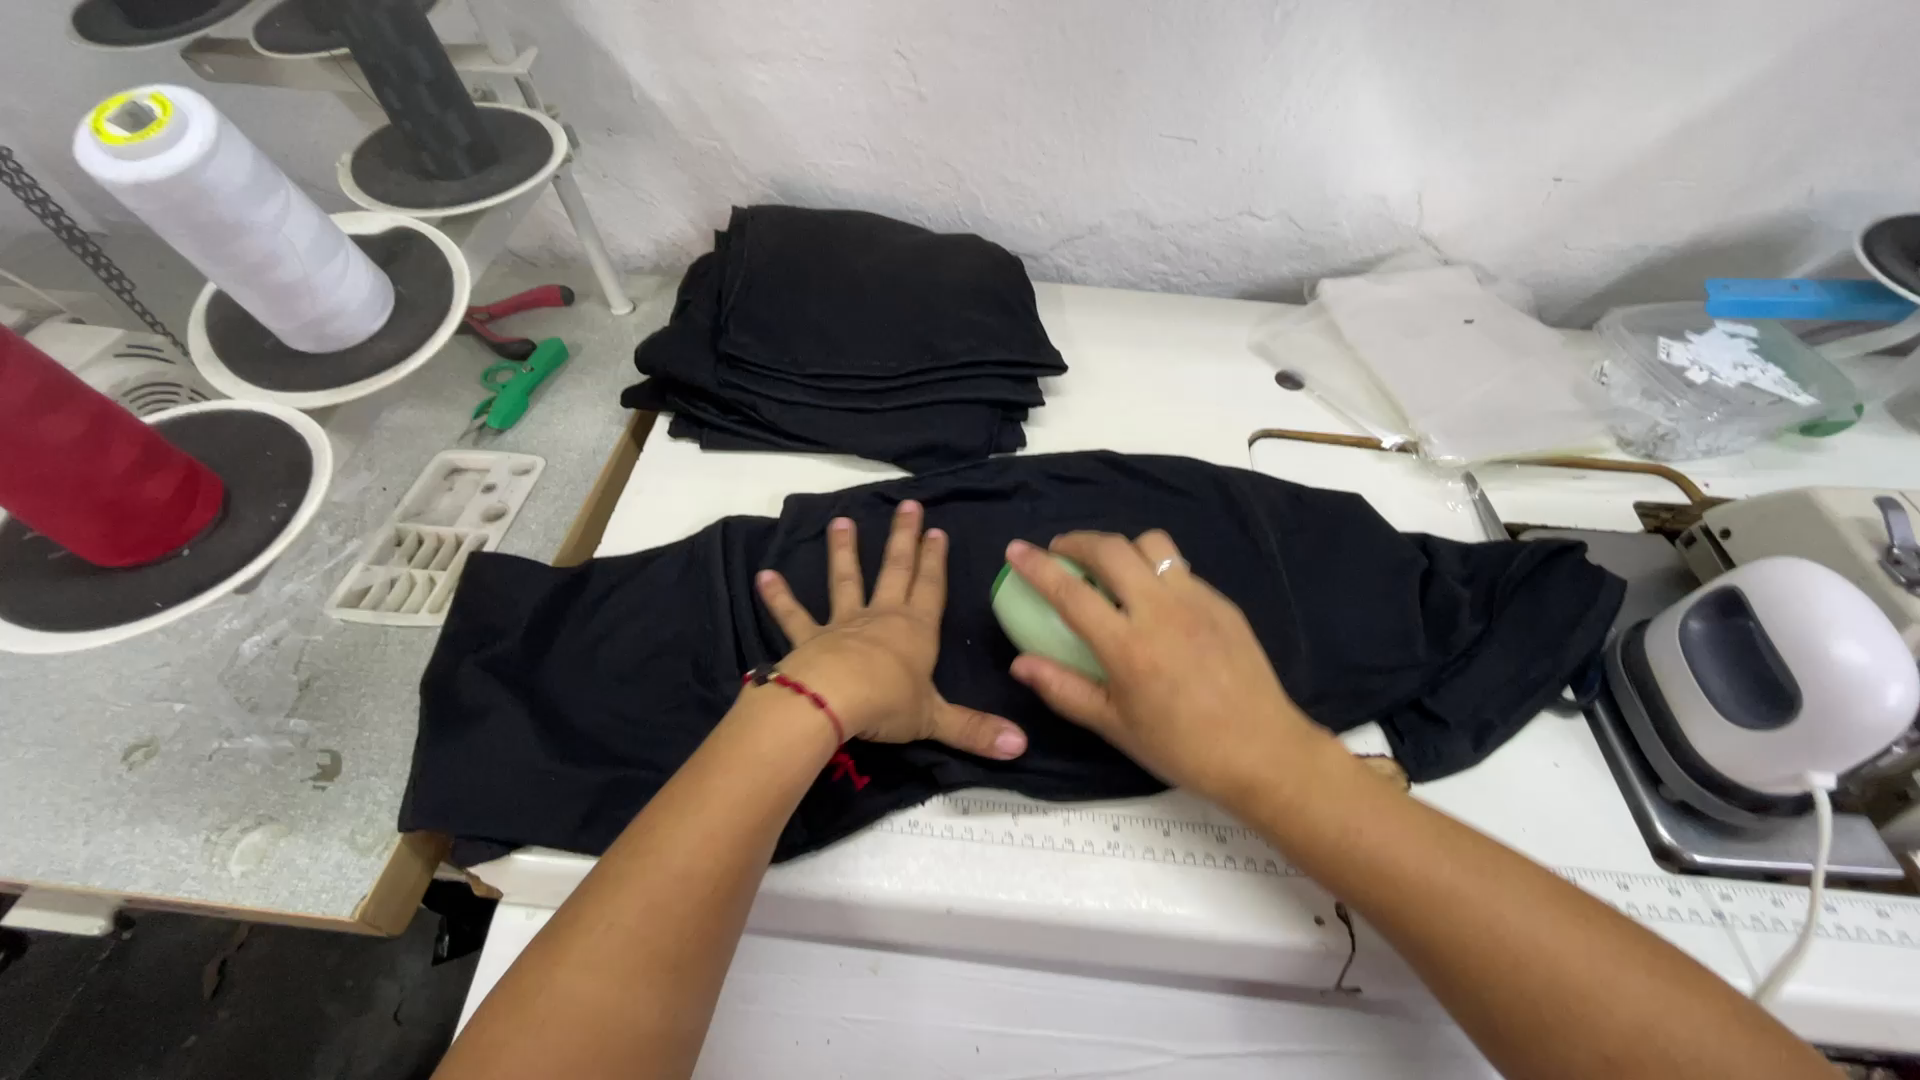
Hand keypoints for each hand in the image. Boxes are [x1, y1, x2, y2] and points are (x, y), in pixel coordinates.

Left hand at [755, 500, 1028, 759]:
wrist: (833, 700)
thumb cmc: (888, 704)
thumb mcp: (936, 718)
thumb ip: (975, 730)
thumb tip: (1021, 747)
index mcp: (916, 631)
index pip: (930, 588)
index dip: (935, 560)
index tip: (937, 530)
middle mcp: (881, 618)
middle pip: (895, 571)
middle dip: (903, 539)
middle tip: (907, 506)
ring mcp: (843, 625)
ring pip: (845, 581)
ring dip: (843, 552)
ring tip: (841, 522)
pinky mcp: (809, 639)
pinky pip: (792, 615)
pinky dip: (779, 596)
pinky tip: (764, 576)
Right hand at [1004, 530, 1329, 805]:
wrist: (1263, 752)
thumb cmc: (1181, 747)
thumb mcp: (1114, 726)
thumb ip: (1063, 689)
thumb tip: (1020, 663)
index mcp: (1128, 647)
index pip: (1071, 593)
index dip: (1038, 567)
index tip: (1016, 550)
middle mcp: (1161, 612)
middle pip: (1111, 549)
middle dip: (1077, 541)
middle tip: (1060, 552)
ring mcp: (1197, 601)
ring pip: (1152, 544)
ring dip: (1121, 547)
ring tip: (1110, 569)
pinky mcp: (1222, 603)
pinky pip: (1180, 568)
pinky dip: (1154, 570)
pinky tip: (1153, 600)